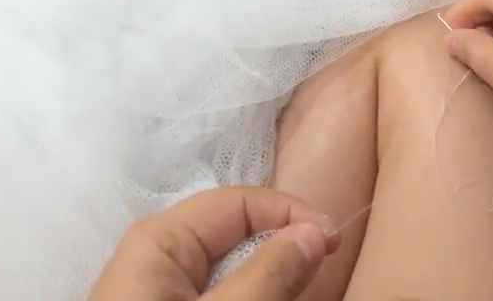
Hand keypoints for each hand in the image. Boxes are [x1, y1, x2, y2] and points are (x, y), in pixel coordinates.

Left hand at [88, 187, 338, 300]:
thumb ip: (266, 276)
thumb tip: (313, 231)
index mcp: (161, 238)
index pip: (239, 201)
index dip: (290, 213)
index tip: (335, 242)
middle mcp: (157, 256)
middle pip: (235, 235)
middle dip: (279, 253)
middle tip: (321, 276)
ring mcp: (158, 292)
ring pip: (229, 272)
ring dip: (264, 286)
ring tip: (295, 294)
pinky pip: (214, 296)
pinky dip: (243, 300)